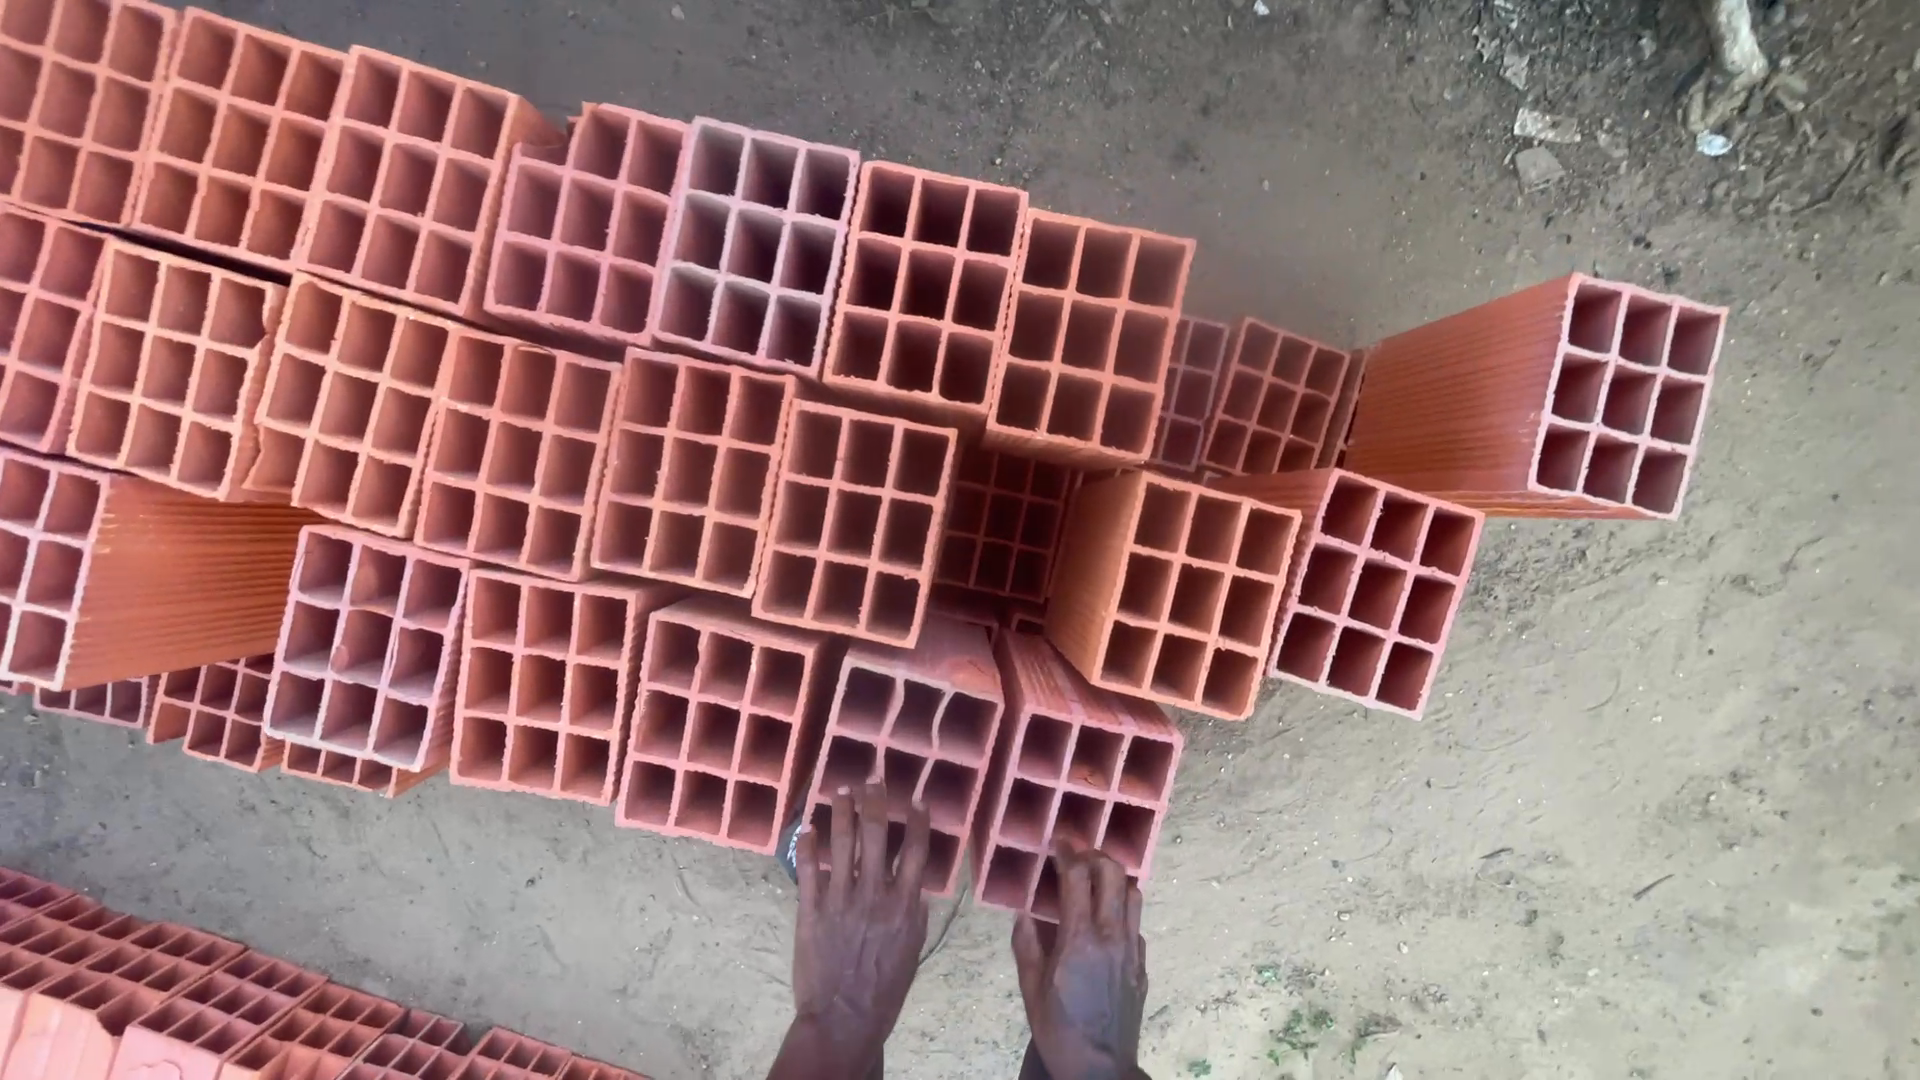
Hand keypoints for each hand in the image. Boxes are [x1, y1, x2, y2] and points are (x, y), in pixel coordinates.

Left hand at [768, 782, 929, 1079]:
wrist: (844, 1019)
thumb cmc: (885, 986)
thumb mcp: (912, 947)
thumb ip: (913, 910)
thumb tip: (914, 880)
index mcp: (903, 904)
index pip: (915, 850)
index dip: (917, 820)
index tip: (916, 798)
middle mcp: (873, 894)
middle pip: (876, 834)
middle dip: (875, 800)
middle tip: (872, 777)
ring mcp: (840, 899)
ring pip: (841, 843)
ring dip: (842, 811)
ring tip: (840, 789)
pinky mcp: (811, 910)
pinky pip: (808, 869)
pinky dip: (807, 845)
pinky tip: (806, 826)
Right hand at [1011, 844, 1149, 1079]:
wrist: (1100, 1071)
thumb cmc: (1059, 1030)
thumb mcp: (1030, 989)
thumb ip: (1025, 944)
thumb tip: (1024, 911)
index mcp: (1079, 939)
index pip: (1078, 877)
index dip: (1068, 852)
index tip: (1058, 842)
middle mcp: (1111, 936)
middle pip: (1113, 874)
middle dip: (1094, 855)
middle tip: (1077, 856)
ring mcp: (1132, 950)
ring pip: (1133, 894)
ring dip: (1114, 879)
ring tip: (1094, 881)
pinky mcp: (1142, 965)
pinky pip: (1136, 923)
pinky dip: (1122, 910)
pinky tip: (1105, 921)